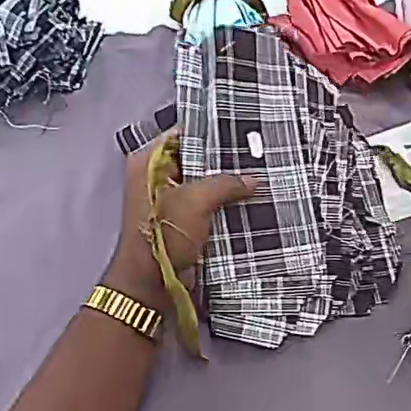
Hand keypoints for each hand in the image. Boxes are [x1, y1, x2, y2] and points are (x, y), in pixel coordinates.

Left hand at [102, 132, 255, 311]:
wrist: (154, 283)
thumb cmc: (164, 234)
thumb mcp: (195, 200)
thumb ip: (225, 183)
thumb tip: (253, 179)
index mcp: (149, 162)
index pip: (183, 133)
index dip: (211, 129)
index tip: (242, 126)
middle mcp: (158, 177)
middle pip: (197, 159)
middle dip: (225, 159)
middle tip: (258, 151)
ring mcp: (172, 201)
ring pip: (207, 184)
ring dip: (229, 185)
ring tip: (261, 174)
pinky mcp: (185, 222)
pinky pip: (210, 206)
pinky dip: (227, 205)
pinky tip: (252, 200)